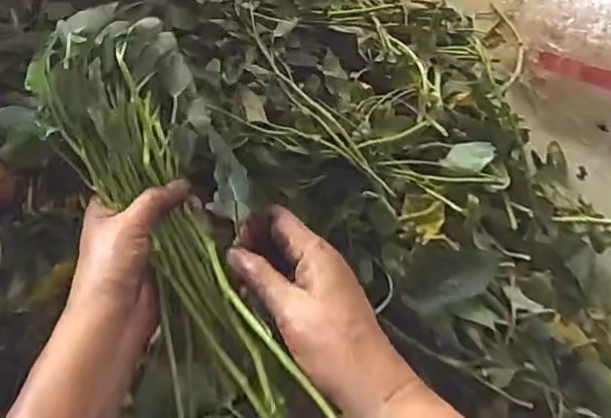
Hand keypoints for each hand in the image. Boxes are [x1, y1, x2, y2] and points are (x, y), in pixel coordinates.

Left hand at [10, 182, 188, 417]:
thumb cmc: (109, 264)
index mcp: (105, 206)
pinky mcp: (161, 266)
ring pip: (167, 224)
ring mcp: (142, 245)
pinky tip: (208, 225)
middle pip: (151, 202)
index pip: (127, 179)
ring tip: (206, 201)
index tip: (175, 159)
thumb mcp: (128, 223)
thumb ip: (154, 200)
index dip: (148, 171)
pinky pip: (179, 247)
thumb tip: (182, 183)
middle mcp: (122, 222)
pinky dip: (192, 238)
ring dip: (185, 216)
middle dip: (172, 195)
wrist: (112, 321)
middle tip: (197, 183)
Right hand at [227, 206, 446, 417]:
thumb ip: (260, 276)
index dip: (251, 223)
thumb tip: (232, 252)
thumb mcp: (290, 311)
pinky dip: (274, 278)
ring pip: (284, 254)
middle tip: (234, 268)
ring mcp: (325, 276)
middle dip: (253, 244)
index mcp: (315, 251)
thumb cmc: (333, 348)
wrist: (378, 393)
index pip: (276, 215)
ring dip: (261, 264)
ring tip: (241, 284)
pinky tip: (260, 295)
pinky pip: (293, 273)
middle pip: (279, 232)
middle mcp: (321, 256)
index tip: (235, 247)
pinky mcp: (325, 296)